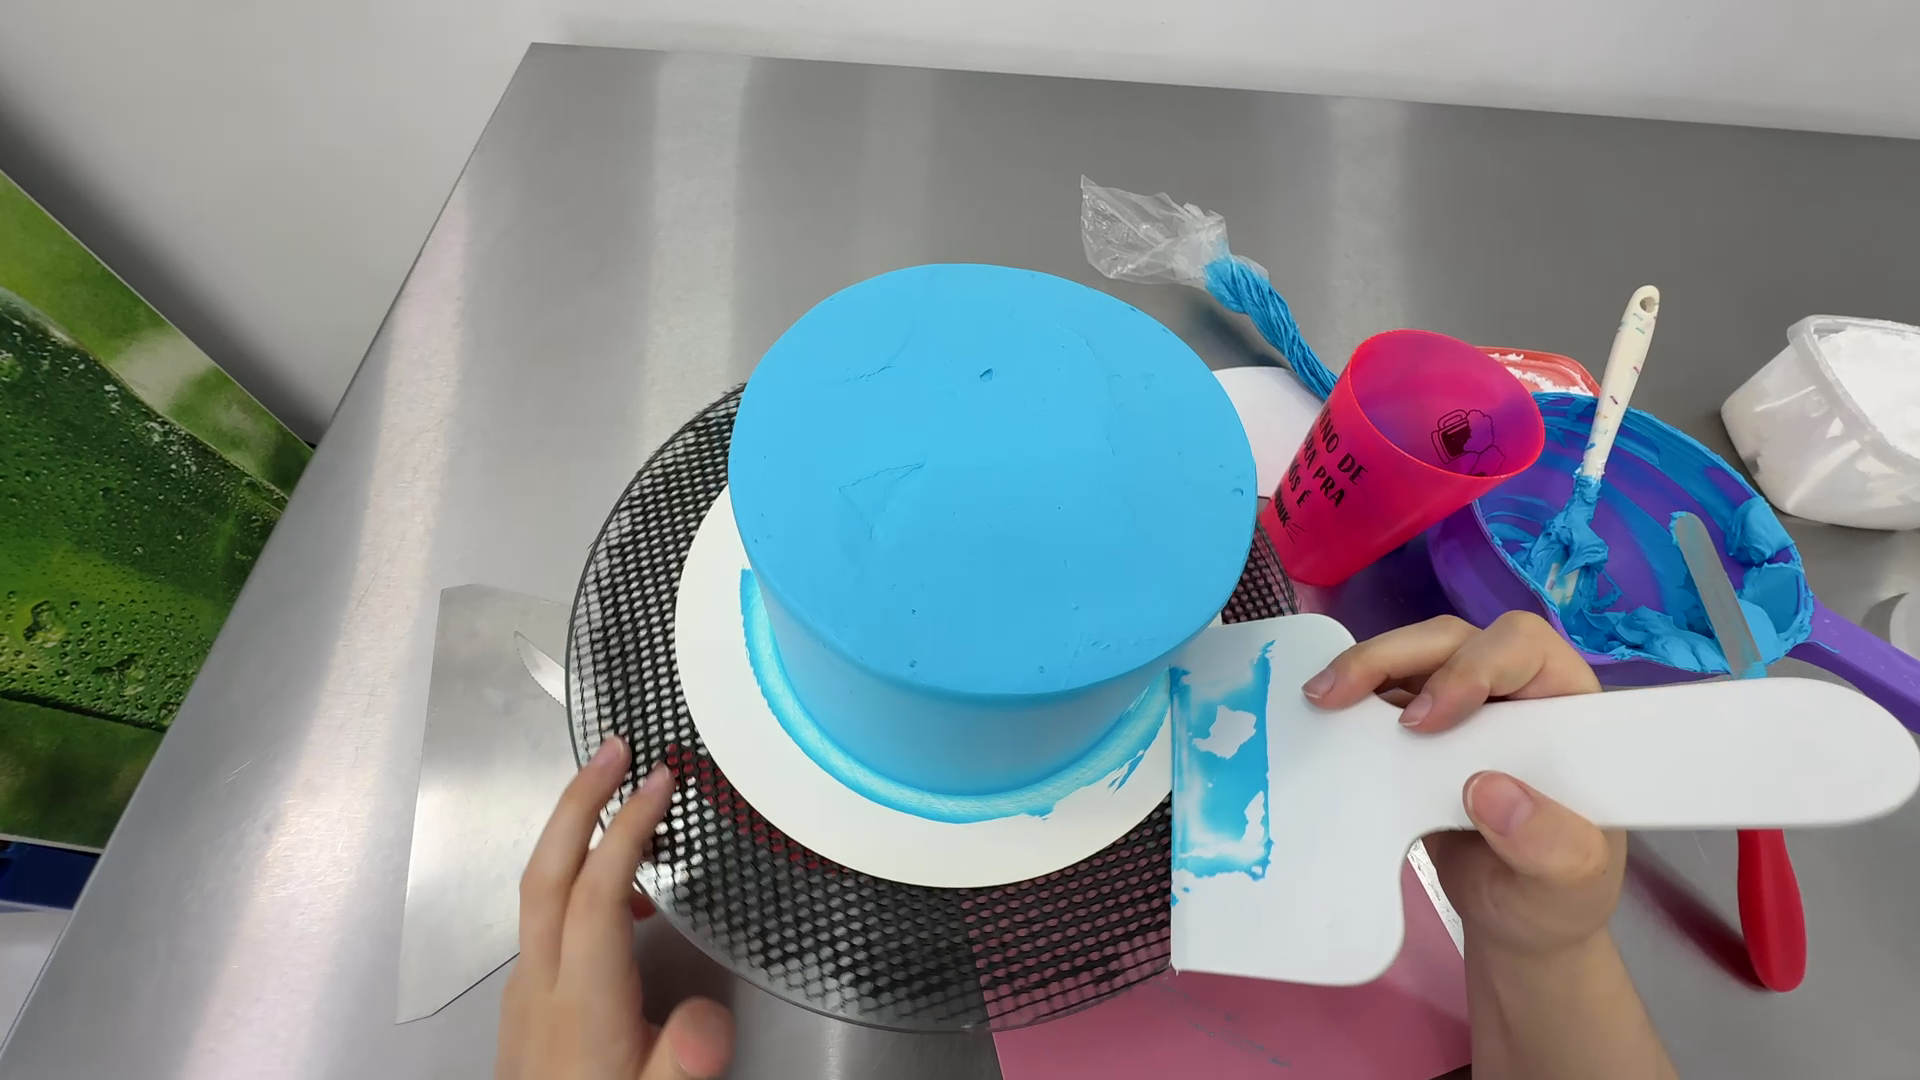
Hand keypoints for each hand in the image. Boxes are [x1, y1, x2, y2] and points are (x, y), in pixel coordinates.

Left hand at [497, 737, 734, 1079]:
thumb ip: (685, 1061)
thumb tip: (709, 1017)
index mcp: (579, 1002)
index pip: (595, 895)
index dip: (626, 829)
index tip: (661, 779)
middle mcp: (539, 983)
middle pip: (546, 873)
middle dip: (579, 801)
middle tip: (615, 748)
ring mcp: (526, 987)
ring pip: (541, 886)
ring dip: (577, 825)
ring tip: (625, 789)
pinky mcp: (530, 992)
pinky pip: (550, 909)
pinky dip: (580, 866)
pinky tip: (627, 887)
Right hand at [1303, 612, 1623, 957]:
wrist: (1506, 913)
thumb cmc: (1551, 896)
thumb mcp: (1567, 887)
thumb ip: (1552, 847)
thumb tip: (1490, 789)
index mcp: (1563, 710)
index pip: (1522, 649)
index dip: (1470, 668)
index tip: (1424, 721)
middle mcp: (1511, 692)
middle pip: (1449, 640)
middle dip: (1390, 657)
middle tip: (1337, 696)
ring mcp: (1457, 702)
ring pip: (1407, 654)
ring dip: (1360, 667)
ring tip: (1317, 698)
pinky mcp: (1413, 719)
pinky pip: (1377, 685)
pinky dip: (1347, 691)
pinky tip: (1319, 710)